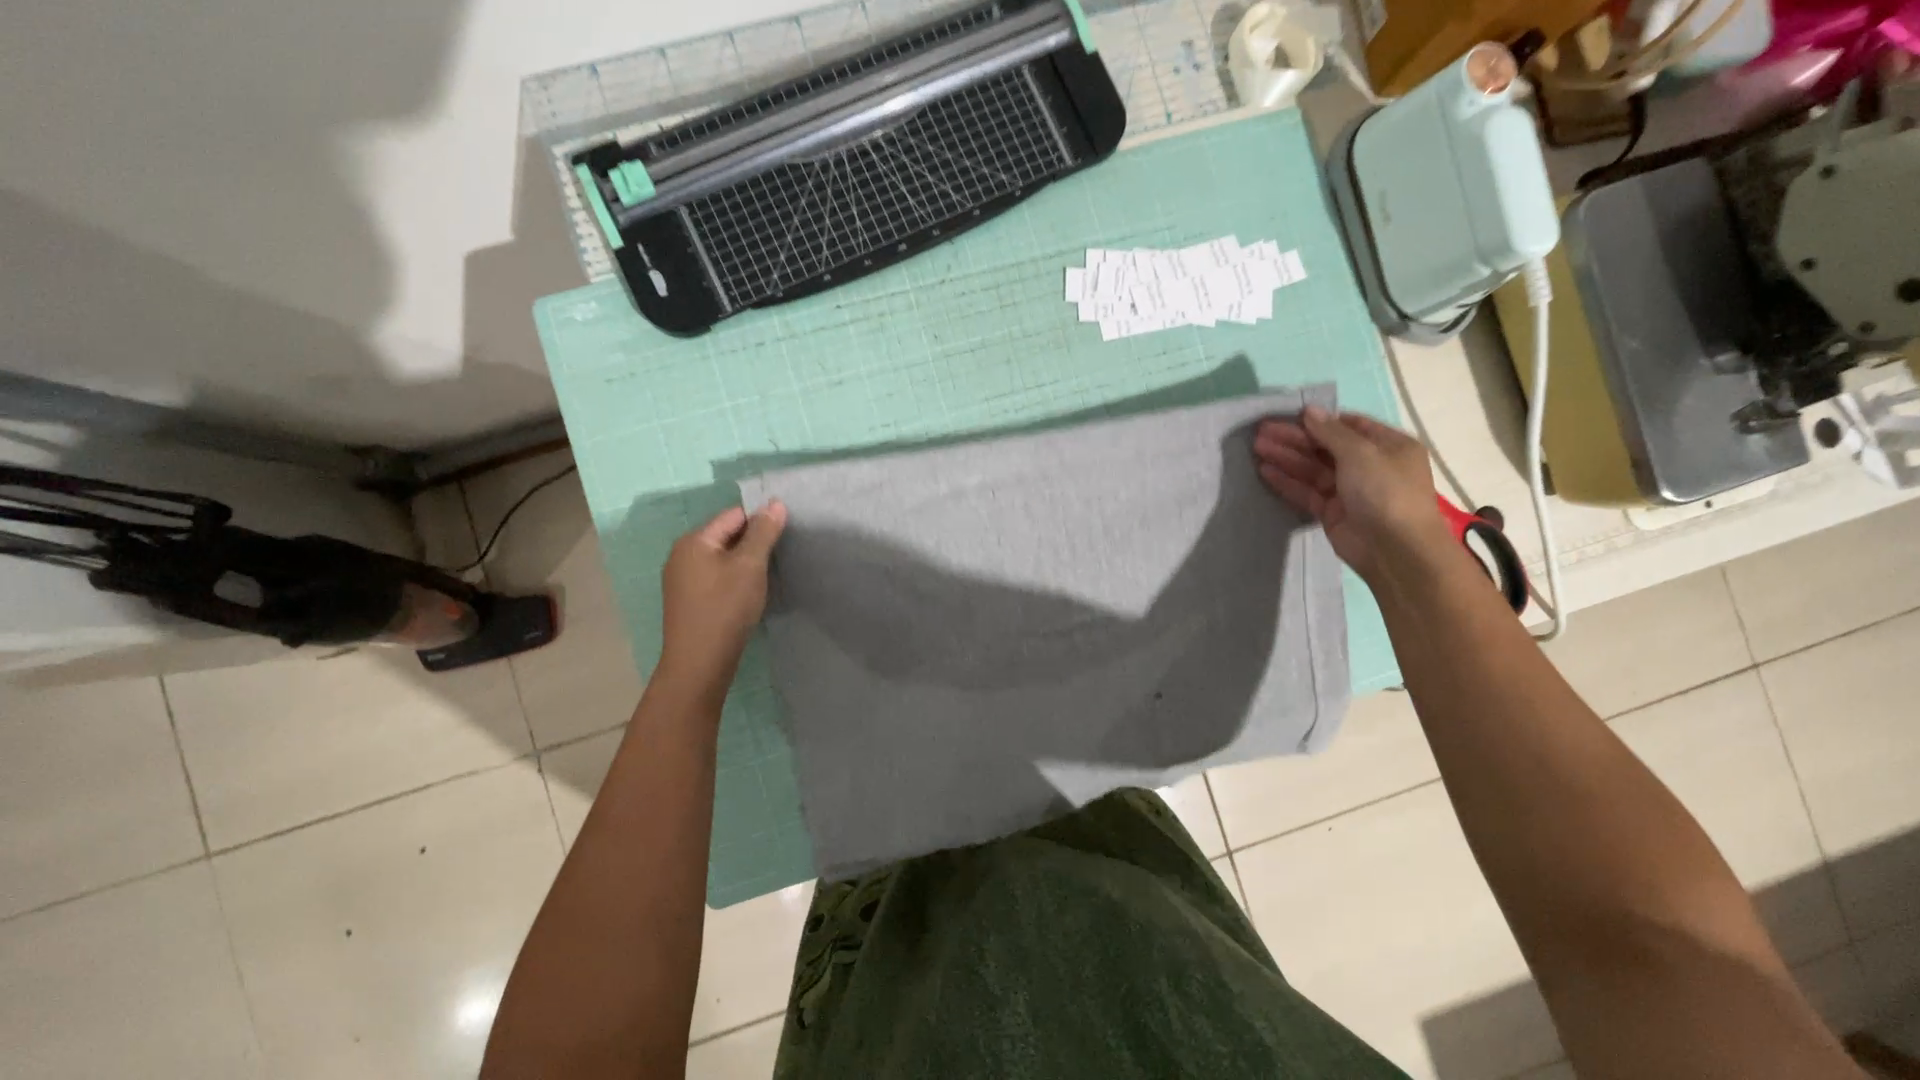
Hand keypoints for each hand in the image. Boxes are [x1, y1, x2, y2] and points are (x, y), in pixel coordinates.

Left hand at [656, 501, 787, 696]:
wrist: (699, 663)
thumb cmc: (725, 608)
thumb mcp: (750, 566)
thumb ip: (763, 532)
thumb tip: (774, 503)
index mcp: (694, 540)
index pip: (733, 515)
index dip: (760, 522)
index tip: (784, 537)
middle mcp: (681, 555)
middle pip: (725, 536)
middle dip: (752, 544)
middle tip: (779, 558)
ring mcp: (681, 580)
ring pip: (721, 559)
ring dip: (744, 565)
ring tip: (765, 579)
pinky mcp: (687, 601)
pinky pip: (714, 578)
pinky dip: (732, 581)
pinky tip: (747, 596)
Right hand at [1253, 406, 1448, 582]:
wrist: (1395, 550)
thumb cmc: (1385, 491)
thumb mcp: (1361, 453)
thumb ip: (1331, 431)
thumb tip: (1310, 411)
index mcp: (1388, 445)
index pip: (1350, 425)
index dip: (1320, 420)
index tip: (1289, 416)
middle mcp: (1370, 465)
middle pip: (1326, 446)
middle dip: (1295, 438)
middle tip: (1262, 430)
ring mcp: (1350, 490)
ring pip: (1313, 469)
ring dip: (1286, 457)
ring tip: (1257, 447)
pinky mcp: (1332, 512)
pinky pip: (1307, 491)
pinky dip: (1287, 481)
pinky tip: (1265, 470)